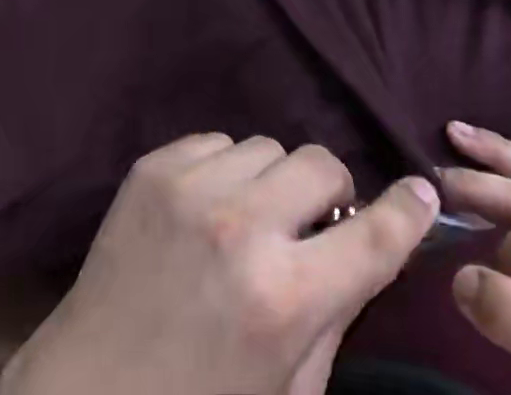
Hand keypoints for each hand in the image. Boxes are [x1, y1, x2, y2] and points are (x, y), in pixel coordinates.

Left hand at [0, 134, 438, 394]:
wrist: (90, 383)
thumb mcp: (290, 384)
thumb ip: (336, 311)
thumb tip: (368, 240)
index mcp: (285, 297)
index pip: (374, 237)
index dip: (407, 211)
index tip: (420, 191)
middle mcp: (241, 227)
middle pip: (321, 164)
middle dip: (330, 193)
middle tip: (312, 223)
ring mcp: (190, 188)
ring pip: (268, 147)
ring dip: (273, 181)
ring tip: (250, 218)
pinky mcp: (152, 168)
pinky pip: (217, 141)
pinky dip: (225, 169)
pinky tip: (208, 206)